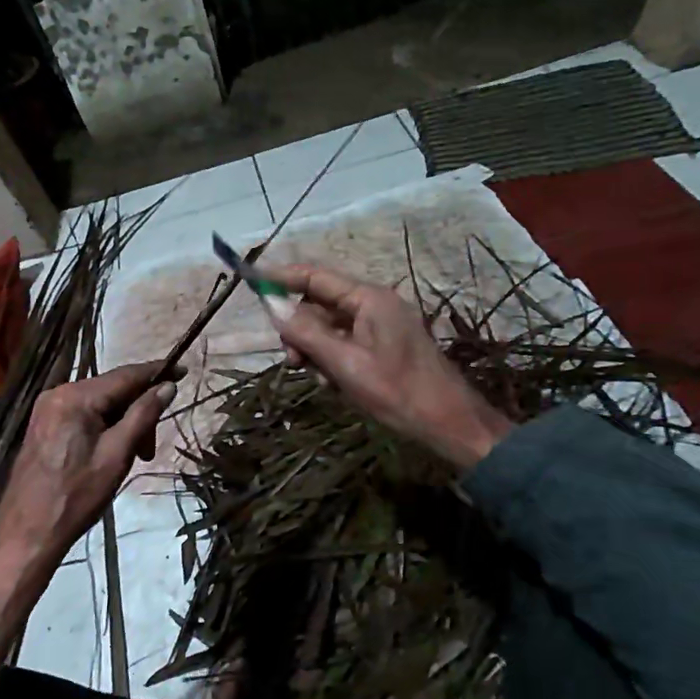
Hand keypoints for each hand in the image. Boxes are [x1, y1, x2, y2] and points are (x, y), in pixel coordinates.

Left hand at [0, 362, 177, 696]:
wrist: (27, 534)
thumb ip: (143, 415)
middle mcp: (58, 393)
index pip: (125, 375)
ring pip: (99, 403)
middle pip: (112, 389)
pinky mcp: (44, 425)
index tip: (184, 370)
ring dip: (123, 423)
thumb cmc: (75, 496)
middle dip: (139, 411)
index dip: (157, 372)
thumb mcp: (117, 455)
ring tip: (135, 456)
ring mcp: (47, 409)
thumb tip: (167, 385)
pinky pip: (84, 414)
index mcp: (75, 397)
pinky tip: (114, 451)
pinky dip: (105, 428)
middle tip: (150, 449)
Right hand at [268, 265, 512, 468]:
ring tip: (321, 379)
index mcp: (368, 298)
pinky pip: (345, 342)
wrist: (448, 422)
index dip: (281, 278)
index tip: (251, 283)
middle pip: (319, 303)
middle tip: (293, 360)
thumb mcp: (344, 363)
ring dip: (315, 349)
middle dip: (300, 329)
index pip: (314, 276)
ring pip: (329, 326)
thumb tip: (271, 305)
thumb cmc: (396, 391)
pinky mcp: (383, 344)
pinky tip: (335, 384)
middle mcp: (374, 303)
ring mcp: (380, 324)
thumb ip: (306, 333)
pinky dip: (332, 359)